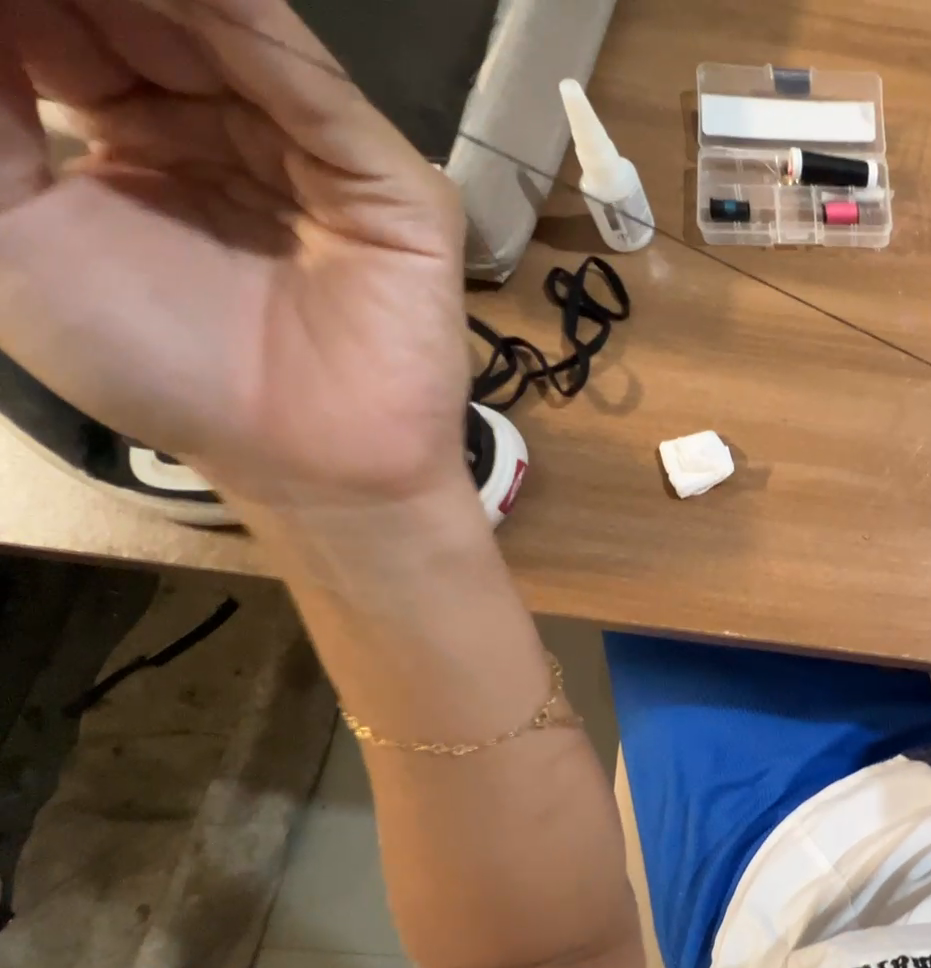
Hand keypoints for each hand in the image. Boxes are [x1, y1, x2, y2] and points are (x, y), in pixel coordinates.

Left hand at [0, 0, 470, 515]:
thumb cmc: (165, 368)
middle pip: (154, 17)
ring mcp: (322, 153)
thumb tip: (6, 22)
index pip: (73, 27)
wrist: (311, 460)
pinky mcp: (395, 184)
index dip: (28, 8)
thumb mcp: (14, 229)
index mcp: (146, 141)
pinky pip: (313, 88)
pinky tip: (180, 0)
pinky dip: (243, 27)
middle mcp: (236, 132)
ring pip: (234, 31)